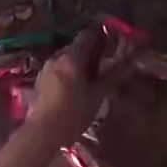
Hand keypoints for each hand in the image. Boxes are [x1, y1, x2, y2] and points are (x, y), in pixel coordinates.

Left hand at [24, 24, 124, 148]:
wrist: (43, 131)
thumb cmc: (73, 114)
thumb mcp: (97, 95)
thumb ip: (111, 76)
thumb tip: (127, 62)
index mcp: (71, 58)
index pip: (86, 35)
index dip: (100, 35)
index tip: (112, 40)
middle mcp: (56, 58)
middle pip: (75, 47)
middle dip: (89, 50)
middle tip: (104, 60)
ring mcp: (45, 69)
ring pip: (64, 58)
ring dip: (77, 61)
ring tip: (90, 74)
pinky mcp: (39, 81)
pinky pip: (57, 69)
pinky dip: (67, 71)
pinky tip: (74, 84)